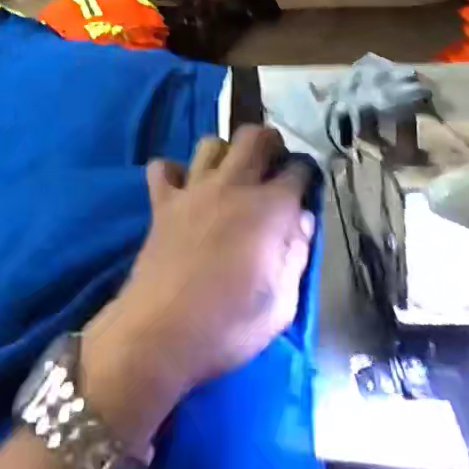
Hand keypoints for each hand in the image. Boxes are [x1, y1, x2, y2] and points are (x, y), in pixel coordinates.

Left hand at [81, 126, 315, 449]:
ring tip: (231, 177)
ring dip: (225, 153)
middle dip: (271, 143)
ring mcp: (193, 190)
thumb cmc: (231, 325)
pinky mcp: (162, 203)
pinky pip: (164, 168)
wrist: (161, 331)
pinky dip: (174, 172)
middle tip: (274, 167)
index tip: (306, 186)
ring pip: (210, 144)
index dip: (307, 173)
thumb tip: (302, 219)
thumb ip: (297, 253)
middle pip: (254, 137)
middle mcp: (232, 186)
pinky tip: (183, 191)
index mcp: (270, 209)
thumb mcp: (283, 302)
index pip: (298, 170)